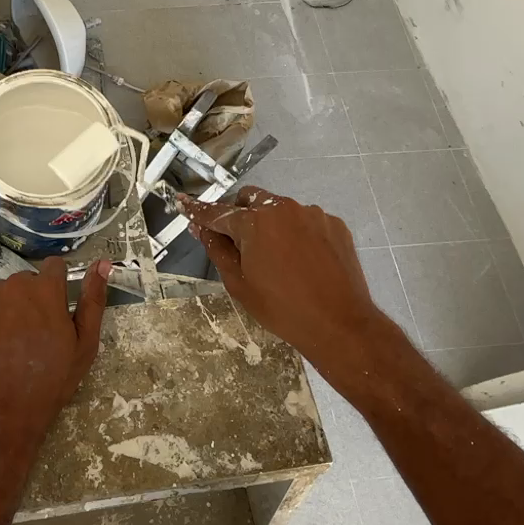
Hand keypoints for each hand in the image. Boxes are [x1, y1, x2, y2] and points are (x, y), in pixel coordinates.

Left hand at [0, 258, 109, 452]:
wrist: (0, 413)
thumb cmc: (49, 381)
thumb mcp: (83, 344)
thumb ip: (93, 300)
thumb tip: (103, 263)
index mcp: (46, 289)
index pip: (54, 266)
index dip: (58, 287)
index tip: (57, 310)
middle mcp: (13, 285)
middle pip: (28, 281)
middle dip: (33, 300)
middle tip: (36, 336)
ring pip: (4, 293)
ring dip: (10, 308)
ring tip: (12, 344)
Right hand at [182, 187, 404, 387]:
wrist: (339, 324)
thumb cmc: (281, 308)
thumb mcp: (238, 283)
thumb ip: (217, 249)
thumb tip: (201, 227)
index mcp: (254, 222)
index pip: (218, 212)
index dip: (198, 210)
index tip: (183, 201)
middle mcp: (283, 208)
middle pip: (250, 200)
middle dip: (240, 215)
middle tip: (241, 244)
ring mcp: (313, 214)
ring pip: (280, 209)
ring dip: (271, 224)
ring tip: (278, 259)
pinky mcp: (335, 224)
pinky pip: (306, 221)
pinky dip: (297, 233)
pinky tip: (303, 261)